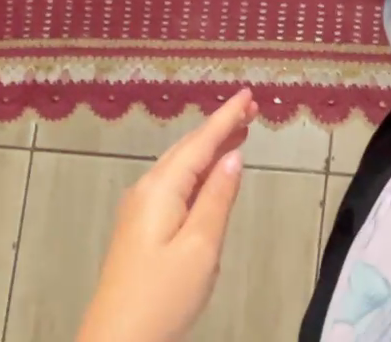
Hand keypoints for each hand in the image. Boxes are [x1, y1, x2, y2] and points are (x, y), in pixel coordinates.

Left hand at [76, 89, 258, 341]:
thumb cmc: (162, 297)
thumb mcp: (200, 247)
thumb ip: (218, 198)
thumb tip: (232, 156)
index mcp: (161, 189)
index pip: (201, 142)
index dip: (226, 116)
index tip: (248, 93)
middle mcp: (147, 190)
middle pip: (188, 148)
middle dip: (219, 126)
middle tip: (251, 109)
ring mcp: (139, 210)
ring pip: (180, 165)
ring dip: (209, 146)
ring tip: (238, 132)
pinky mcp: (140, 230)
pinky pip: (175, 183)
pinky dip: (198, 168)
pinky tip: (210, 173)